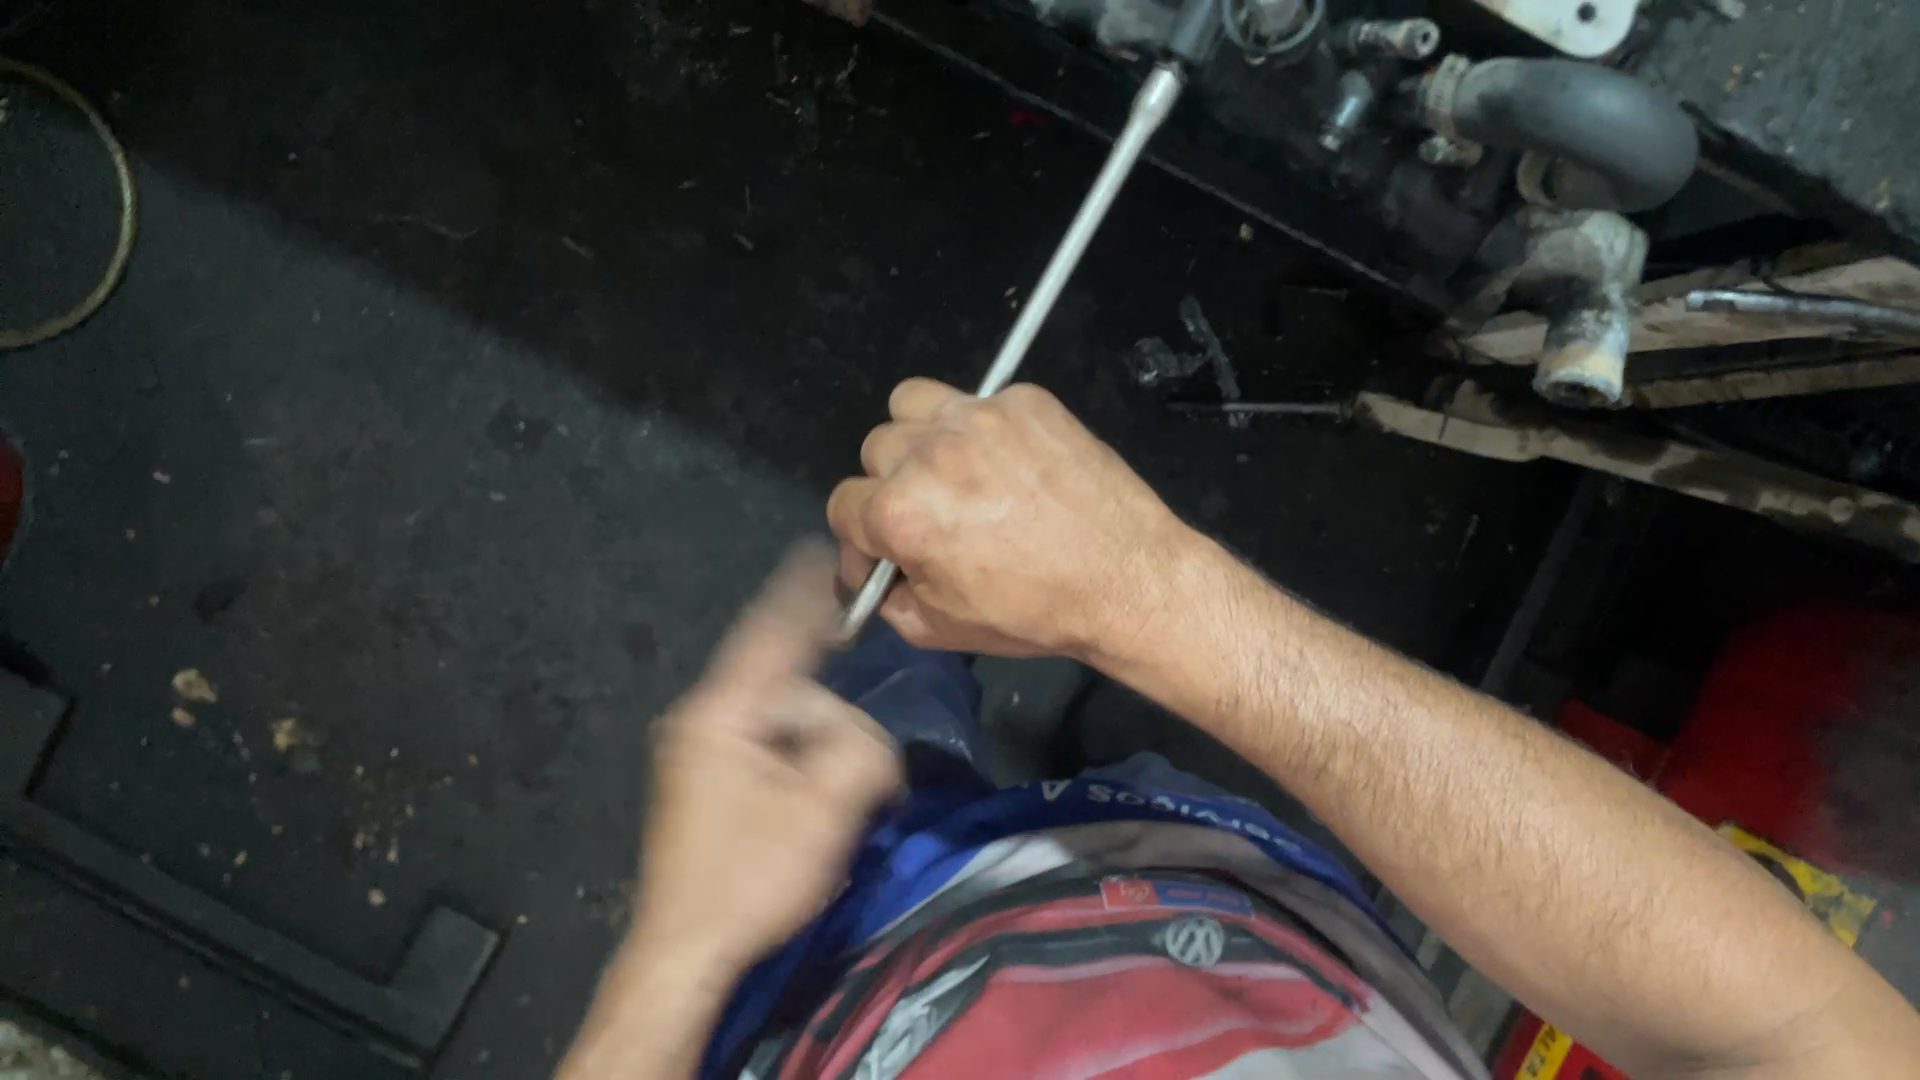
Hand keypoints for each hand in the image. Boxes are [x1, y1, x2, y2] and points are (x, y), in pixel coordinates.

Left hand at [634, 544, 902, 974]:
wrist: (685, 952)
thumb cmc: (748, 879)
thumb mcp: (822, 811)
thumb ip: (859, 751)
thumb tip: (869, 736)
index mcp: (721, 714)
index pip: (770, 635)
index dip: (802, 596)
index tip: (824, 561)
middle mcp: (703, 721)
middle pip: (788, 691)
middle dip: (833, 723)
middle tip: (868, 774)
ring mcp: (700, 750)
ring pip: (780, 722)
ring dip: (820, 749)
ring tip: (842, 801)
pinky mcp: (707, 779)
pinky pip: (767, 744)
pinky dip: (800, 757)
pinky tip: (818, 794)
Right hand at [827, 378, 1192, 659]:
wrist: (1127, 581)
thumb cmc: (1033, 614)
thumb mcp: (939, 629)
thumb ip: (887, 597)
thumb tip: (876, 573)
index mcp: (901, 511)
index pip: (842, 506)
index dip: (859, 540)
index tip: (885, 556)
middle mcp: (930, 452)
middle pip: (875, 451)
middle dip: (890, 487)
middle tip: (931, 516)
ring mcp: (979, 417)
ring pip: (912, 405)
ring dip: (919, 437)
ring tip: (953, 469)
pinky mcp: (1024, 400)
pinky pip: (976, 400)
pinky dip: (980, 430)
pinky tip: (1009, 463)